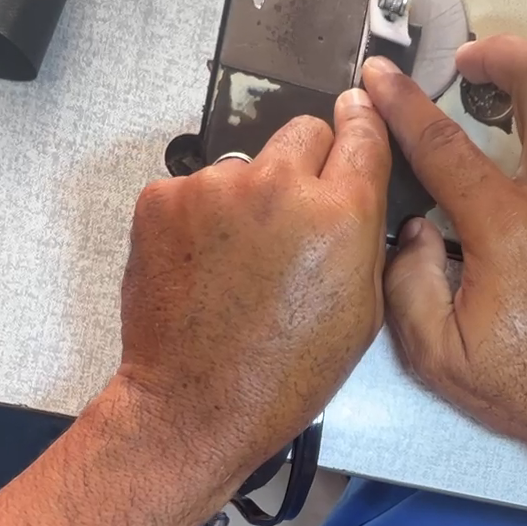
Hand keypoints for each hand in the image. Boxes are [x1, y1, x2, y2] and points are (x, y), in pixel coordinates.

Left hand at [110, 90, 390, 489]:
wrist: (198, 405)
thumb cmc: (283, 375)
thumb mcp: (361, 315)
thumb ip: (364, 238)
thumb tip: (359, 191)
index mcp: (340, 214)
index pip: (361, 130)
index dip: (358, 127)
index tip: (352, 120)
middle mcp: (278, 186)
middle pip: (301, 133)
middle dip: (304, 168)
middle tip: (290, 223)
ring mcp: (213, 188)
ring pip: (243, 166)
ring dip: (247, 199)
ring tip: (237, 264)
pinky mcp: (161, 200)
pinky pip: (194, 190)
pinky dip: (200, 219)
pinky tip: (203, 266)